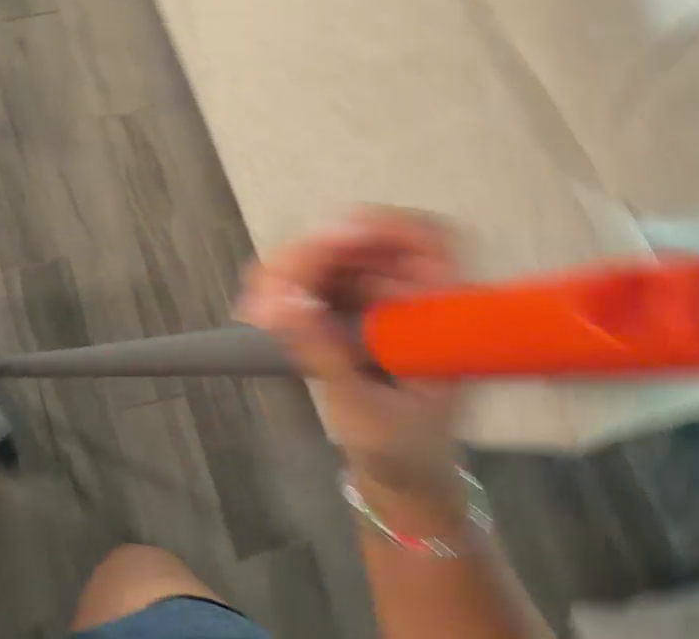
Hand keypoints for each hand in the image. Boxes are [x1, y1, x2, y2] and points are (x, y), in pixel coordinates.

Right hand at [237, 208, 466, 521]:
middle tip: (269, 290)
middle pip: (360, 238)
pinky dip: (280, 285)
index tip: (334, 236)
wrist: (403, 474)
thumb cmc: (403, 451)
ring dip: (286, 270)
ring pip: (327, 251)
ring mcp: (376, 293)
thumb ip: (325, 355)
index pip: (429, 239)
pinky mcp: (346, 300)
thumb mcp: (365, 411)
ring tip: (256, 310)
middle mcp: (412, 291)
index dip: (383, 224)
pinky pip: (309, 273)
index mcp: (441, 313)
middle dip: (309, 255)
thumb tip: (284, 304)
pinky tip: (260, 310)